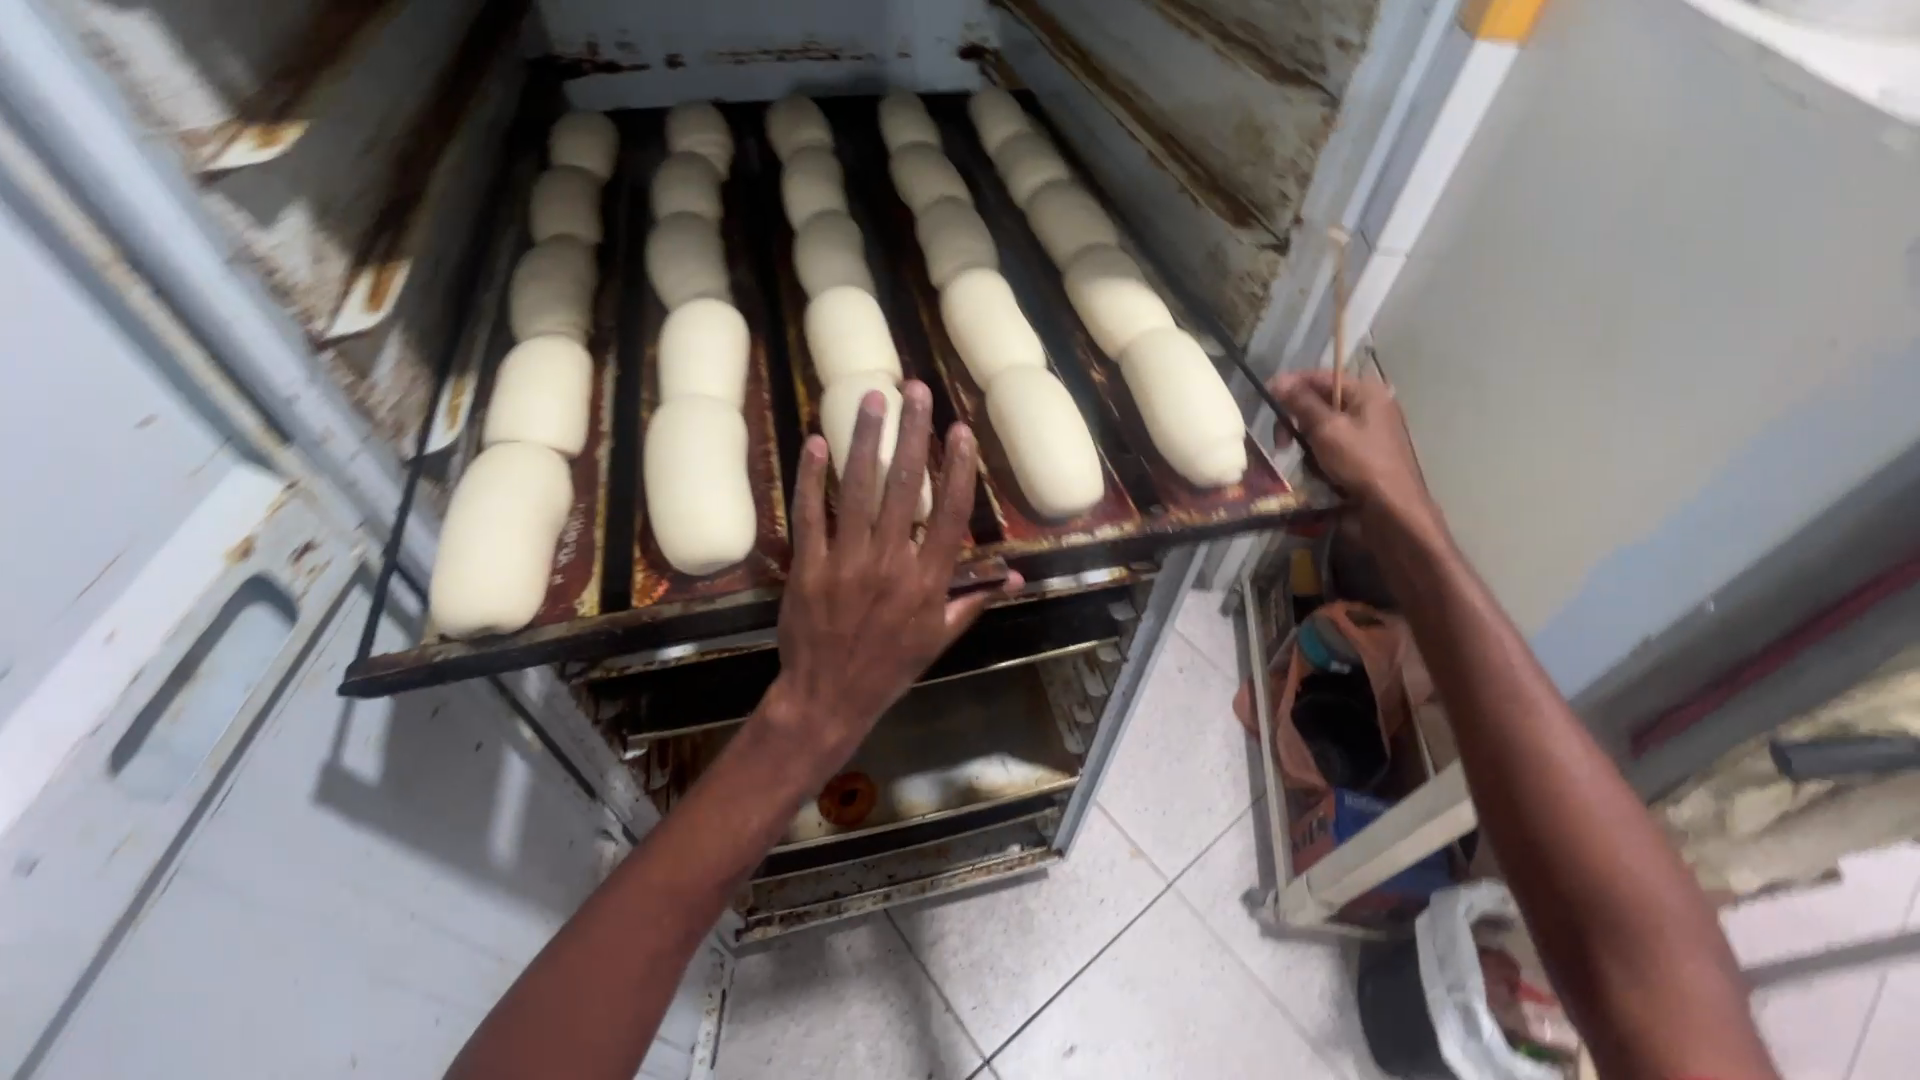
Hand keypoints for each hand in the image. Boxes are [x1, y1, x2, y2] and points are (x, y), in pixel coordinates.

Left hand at [757, 381, 1020, 782]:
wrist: (829, 696)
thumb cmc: (891, 665)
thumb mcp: (942, 637)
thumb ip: (975, 600)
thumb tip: (1015, 576)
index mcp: (928, 582)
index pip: (950, 514)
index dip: (957, 468)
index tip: (960, 429)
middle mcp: (891, 564)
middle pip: (905, 488)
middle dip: (912, 433)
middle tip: (914, 388)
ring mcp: (846, 564)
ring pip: (857, 492)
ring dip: (865, 440)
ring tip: (871, 398)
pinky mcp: (807, 568)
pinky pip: (810, 516)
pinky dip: (812, 478)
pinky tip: (816, 442)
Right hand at [1268, 370, 1440, 540]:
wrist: (1390, 508)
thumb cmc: (1360, 462)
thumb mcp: (1326, 429)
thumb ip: (1301, 403)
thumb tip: (1278, 381)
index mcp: (1366, 391)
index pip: (1320, 376)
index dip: (1290, 384)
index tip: (1265, 396)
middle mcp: (1368, 406)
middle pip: (1319, 402)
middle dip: (1297, 421)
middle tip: (1282, 442)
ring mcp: (1366, 431)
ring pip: (1321, 427)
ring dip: (1307, 444)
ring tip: (1309, 463)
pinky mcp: (1361, 454)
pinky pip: (1329, 446)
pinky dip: (1319, 457)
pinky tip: (1321, 472)